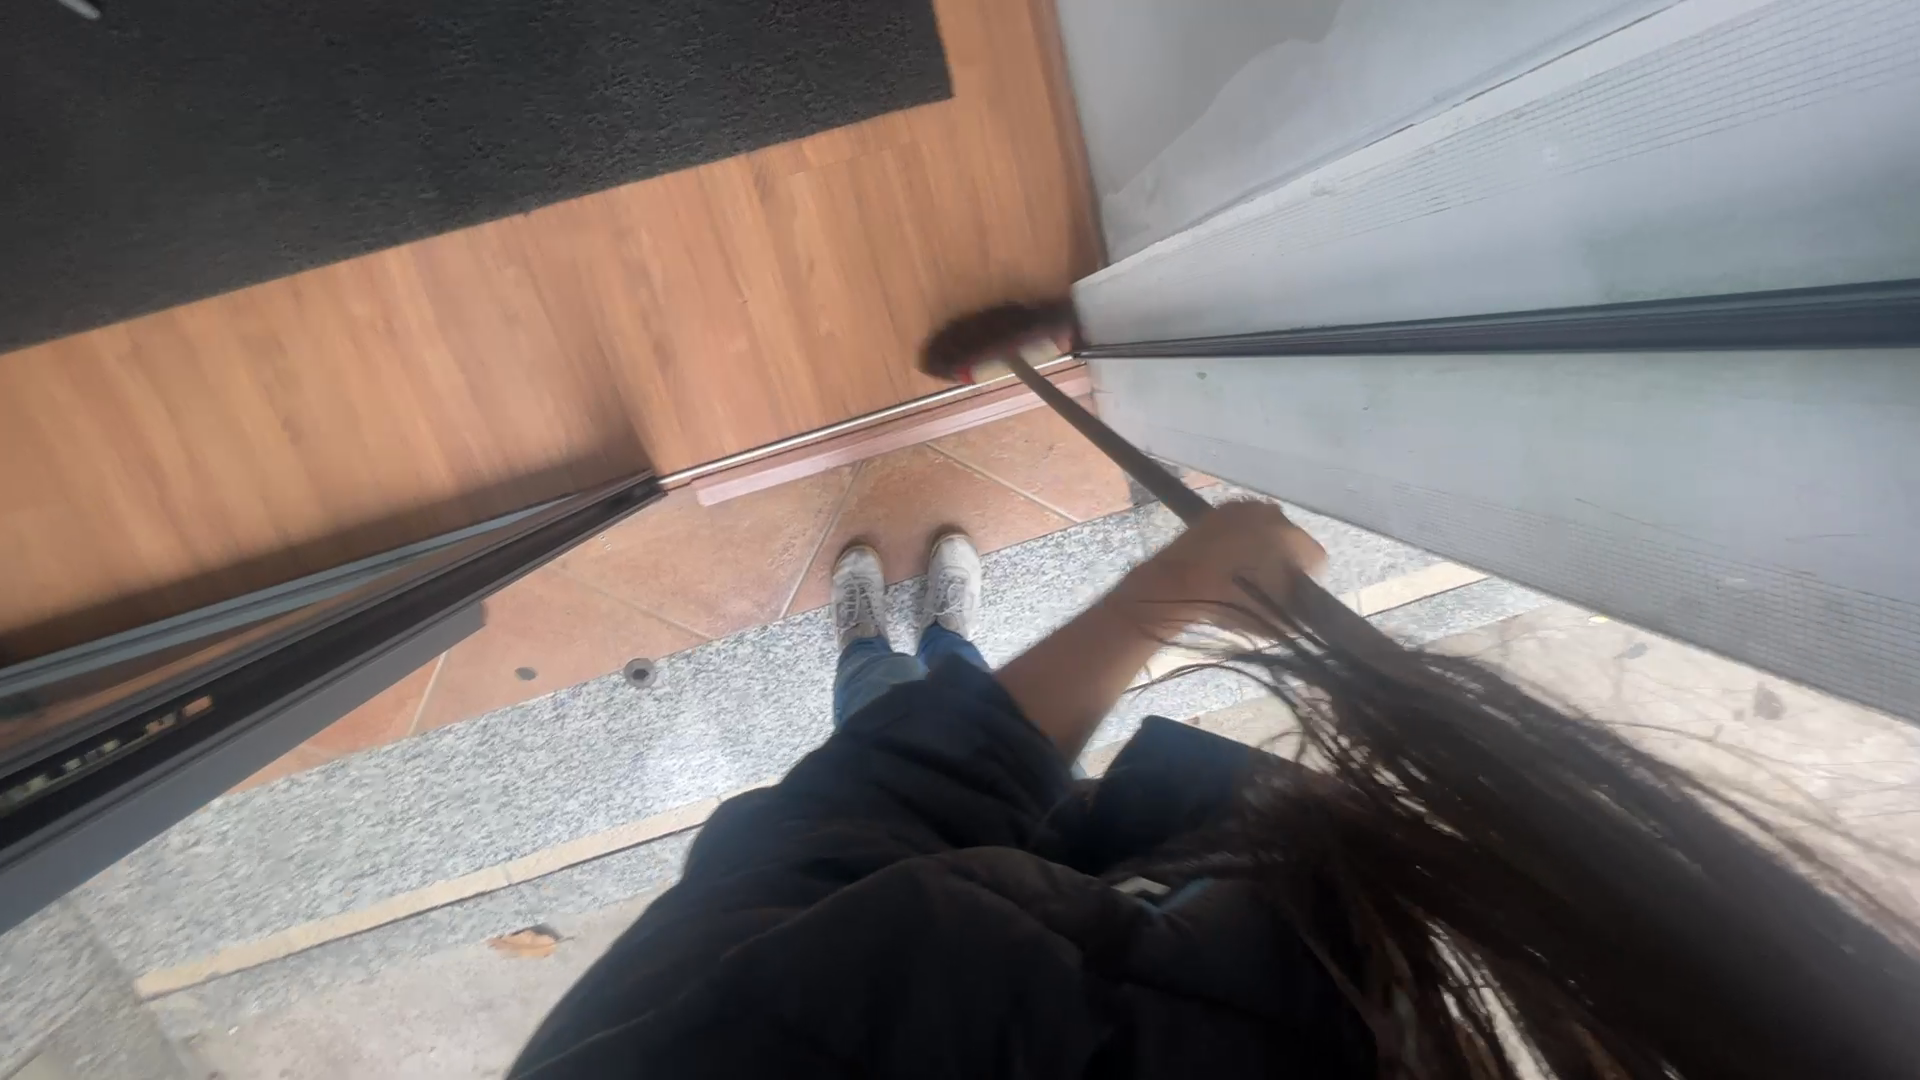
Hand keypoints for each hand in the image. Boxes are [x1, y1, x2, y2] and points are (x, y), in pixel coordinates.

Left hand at [1113, 500, 1326, 633]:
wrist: (1176, 583)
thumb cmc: (1229, 601)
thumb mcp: (1272, 619)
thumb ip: (1296, 612)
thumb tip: (1302, 612)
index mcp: (1294, 538)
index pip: (1315, 558)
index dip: (1306, 579)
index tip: (1294, 593)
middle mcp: (1275, 514)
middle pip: (1290, 539)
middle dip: (1284, 558)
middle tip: (1269, 581)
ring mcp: (1245, 507)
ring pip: (1266, 527)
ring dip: (1262, 544)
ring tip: (1245, 568)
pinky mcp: (1219, 508)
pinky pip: (1241, 522)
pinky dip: (1239, 536)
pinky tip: (1227, 555)